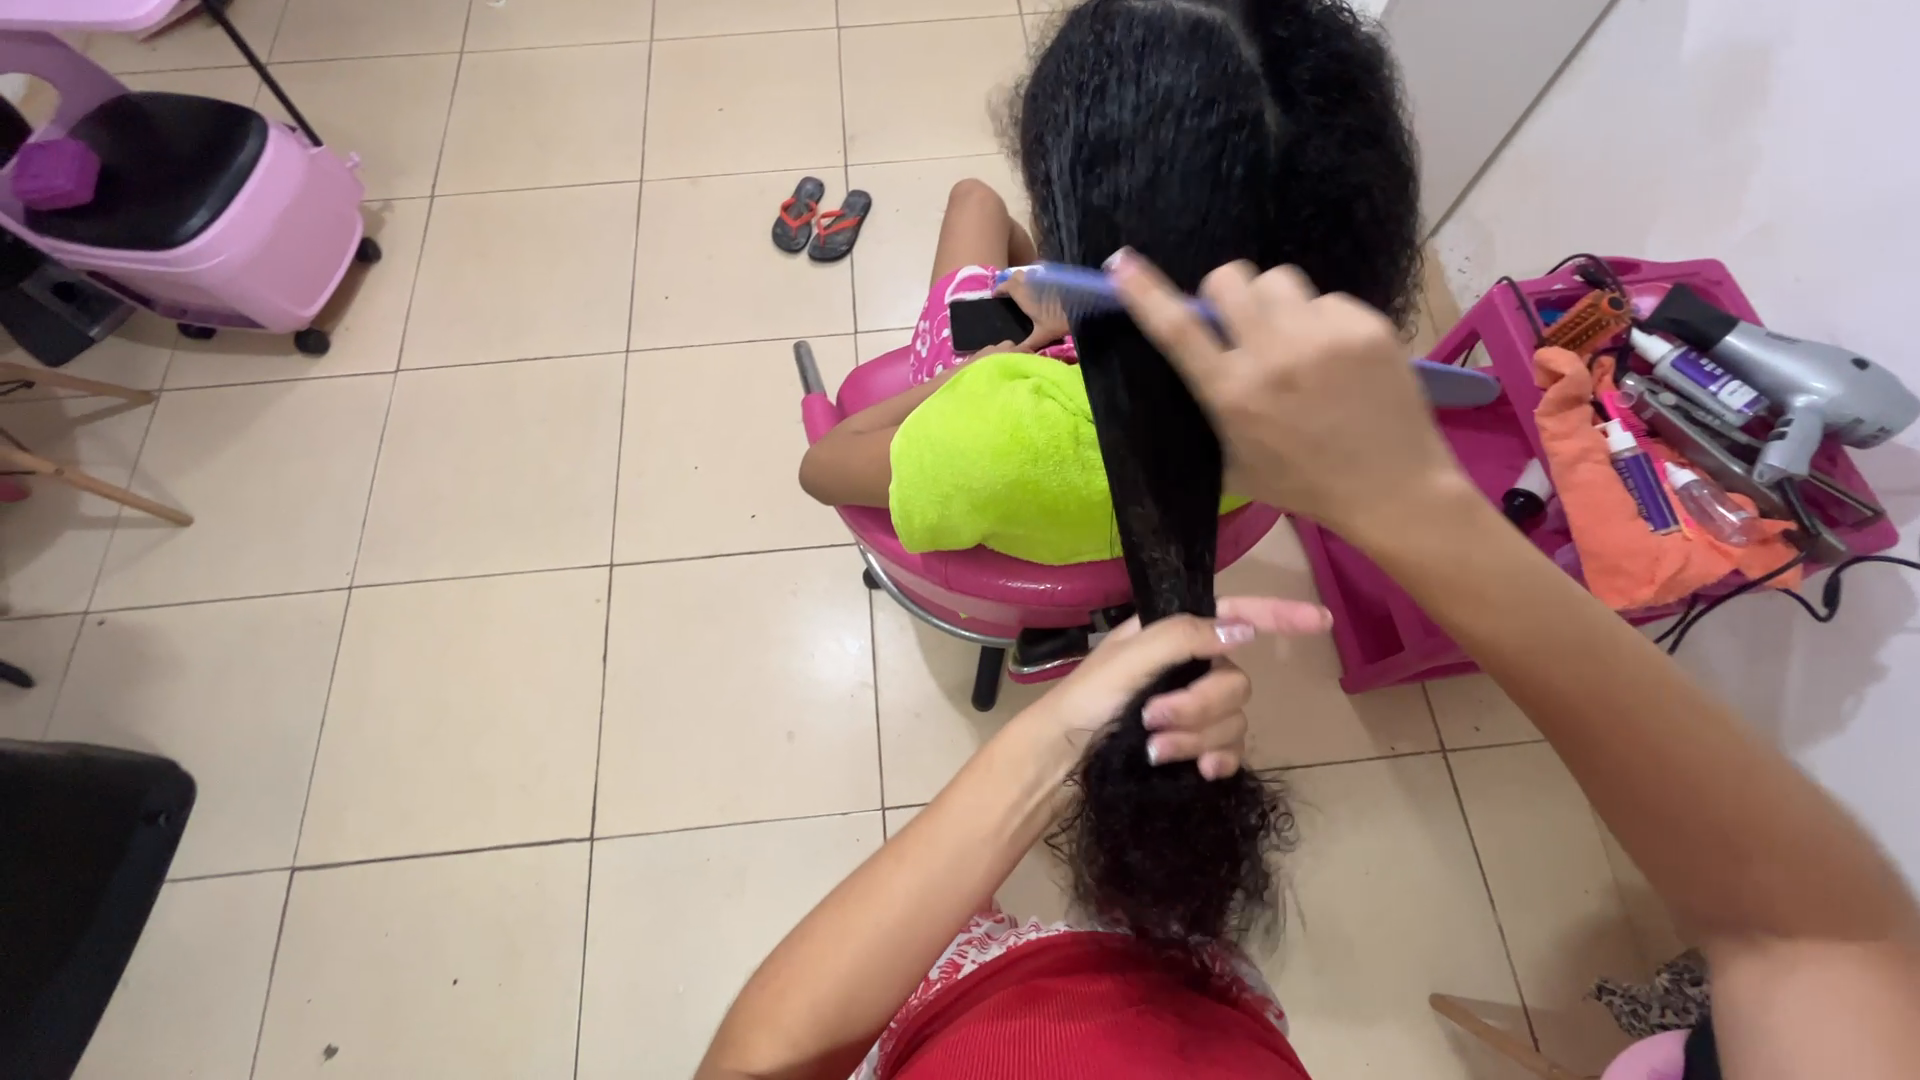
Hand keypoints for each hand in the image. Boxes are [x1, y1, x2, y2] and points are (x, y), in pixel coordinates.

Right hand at [997, 269, 1071, 352]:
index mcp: (1025, 296)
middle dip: (1011, 281)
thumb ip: (1027, 345)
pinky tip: (1042, 287)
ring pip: (1030, 272)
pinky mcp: (1056, 276)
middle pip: (1017, 275)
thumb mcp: (1042, 336)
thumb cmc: (1059, 322)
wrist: (1084, 308)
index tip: (996, 295)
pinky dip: (1039, 278)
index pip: (1007, 285)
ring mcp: (1045, 277)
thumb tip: (1013, 354)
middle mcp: (1032, 283)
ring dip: (1025, 278)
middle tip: (1010, 291)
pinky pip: (1043, 273)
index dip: (1000, 288)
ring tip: (1026, 289)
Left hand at [1024, 596, 1330, 779]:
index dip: (1278, 614)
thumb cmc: (1086, 700)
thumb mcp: (1128, 658)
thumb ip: (1183, 637)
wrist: (1064, 760)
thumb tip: (1242, 629)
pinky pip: (1231, 751)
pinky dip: (1217, 760)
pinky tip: (1199, 771)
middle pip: (1234, 682)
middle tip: (1153, 720)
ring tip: (1154, 749)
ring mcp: (1194, 708)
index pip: (1233, 615)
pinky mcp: (1195, 747)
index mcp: (1171, 634)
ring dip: (1195, 737)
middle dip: (1198, 706)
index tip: (1321, 619)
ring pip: (1233, 720)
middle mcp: (1189, 667)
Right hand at [1109, 250, 1477, 544]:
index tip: (1122, 264)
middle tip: (1236, 320)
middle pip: (1228, 279)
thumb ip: (1209, 412)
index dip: (1145, 293)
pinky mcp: (1367, 327)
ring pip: (1278, 280)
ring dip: (1272, 303)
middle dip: (1223, 293)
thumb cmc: (1301, 484)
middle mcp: (1273, 357)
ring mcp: (1323, 337)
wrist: (1391, 488)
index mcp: (1232, 394)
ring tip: (1291, 339)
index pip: (1178, 330)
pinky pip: (1326, 298)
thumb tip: (1194, 366)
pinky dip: (1320, 320)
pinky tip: (1334, 356)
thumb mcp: (1234, 463)